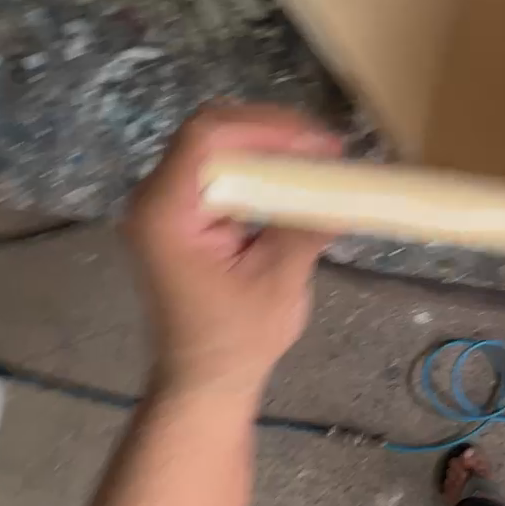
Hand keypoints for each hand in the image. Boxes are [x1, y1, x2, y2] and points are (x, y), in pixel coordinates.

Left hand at [124, 102, 340, 399]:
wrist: (206, 378)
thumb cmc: (237, 339)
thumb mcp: (279, 282)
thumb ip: (304, 229)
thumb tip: (346, 191)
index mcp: (168, 212)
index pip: (207, 138)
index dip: (267, 128)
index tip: (320, 143)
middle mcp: (158, 198)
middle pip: (210, 135)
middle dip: (274, 133)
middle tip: (327, 149)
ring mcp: (169, 206)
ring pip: (218, 150)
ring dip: (271, 150)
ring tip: (320, 161)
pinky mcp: (187, 218)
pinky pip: (223, 175)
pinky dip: (264, 172)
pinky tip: (298, 182)